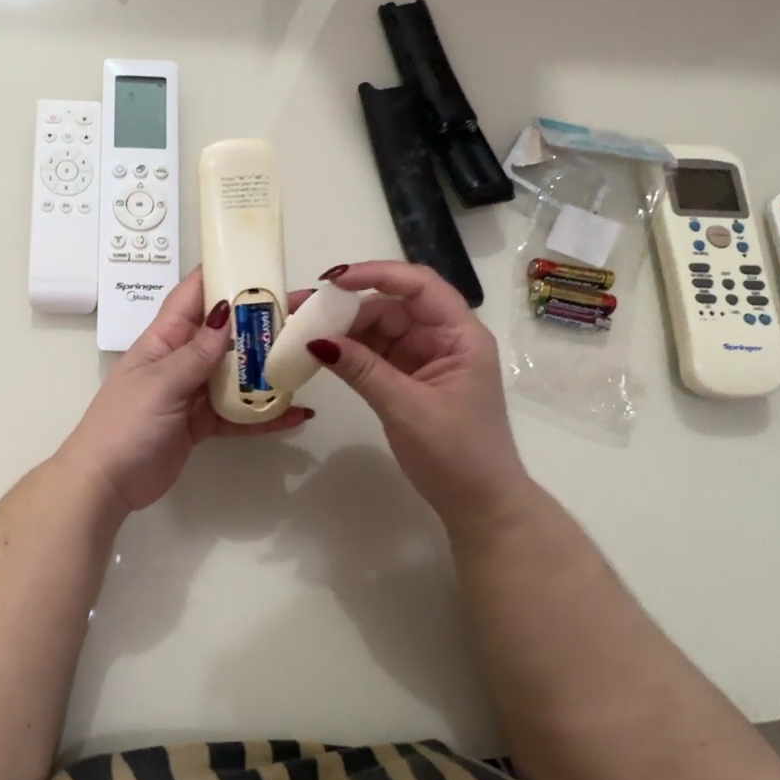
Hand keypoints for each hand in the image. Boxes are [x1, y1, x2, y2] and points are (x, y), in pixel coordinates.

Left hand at [56, 270, 312, 513]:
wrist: (105, 483)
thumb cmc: (124, 424)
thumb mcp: (161, 383)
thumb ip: (197, 352)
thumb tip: (227, 311)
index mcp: (162, 340)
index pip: (193, 297)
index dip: (222, 275)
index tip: (260, 261)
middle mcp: (179, 360)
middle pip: (225, 333)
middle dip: (261, 321)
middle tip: (306, 310)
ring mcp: (191, 393)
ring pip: (235, 372)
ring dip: (268, 366)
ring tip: (307, 357)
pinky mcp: (200, 424)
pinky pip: (237, 413)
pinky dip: (263, 414)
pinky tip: (295, 414)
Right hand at [304, 261, 531, 516]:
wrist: (480, 504)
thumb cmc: (457, 454)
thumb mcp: (406, 409)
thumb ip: (362, 370)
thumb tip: (315, 340)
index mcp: (460, 336)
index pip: (418, 286)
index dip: (376, 274)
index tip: (332, 282)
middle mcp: (442, 338)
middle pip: (391, 305)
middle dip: (346, 304)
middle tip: (300, 308)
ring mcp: (424, 358)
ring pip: (378, 328)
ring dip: (342, 328)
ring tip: (300, 330)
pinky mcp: (408, 379)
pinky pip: (373, 353)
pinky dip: (347, 351)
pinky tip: (318, 351)